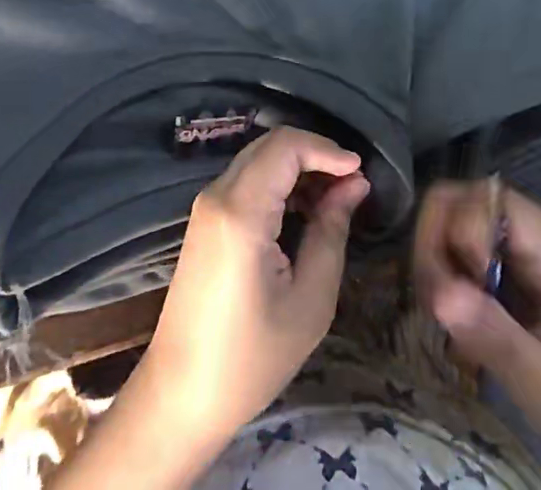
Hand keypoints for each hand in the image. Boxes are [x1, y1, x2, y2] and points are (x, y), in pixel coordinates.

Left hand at [136, 127, 370, 439]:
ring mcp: (206, 207)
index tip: (360, 173)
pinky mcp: (204, 221)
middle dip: (315, 155)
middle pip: (270, 145)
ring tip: (335, 200)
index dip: (327, 149)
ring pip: (258, 159)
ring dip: (298, 168)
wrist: (180, 395)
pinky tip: (304, 210)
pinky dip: (279, 183)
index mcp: (241, 211)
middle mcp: (217, 196)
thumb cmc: (251, 357)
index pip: (285, 146)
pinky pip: (247, 181)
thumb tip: (354, 185)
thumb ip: (332, 231)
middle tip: (352, 185)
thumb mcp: (310, 299)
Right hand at [413, 182, 540, 485]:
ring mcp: (517, 252)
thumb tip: (438, 295)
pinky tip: (453, 316)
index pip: (491, 199)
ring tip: (444, 315)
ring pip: (452, 222)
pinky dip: (442, 275)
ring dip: (435, 262)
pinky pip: (457, 249)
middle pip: (462, 201)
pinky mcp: (505, 271)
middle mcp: (533, 238)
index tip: (459, 289)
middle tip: (436, 301)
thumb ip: (495, 338)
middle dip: (435, 243)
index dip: (460, 231)